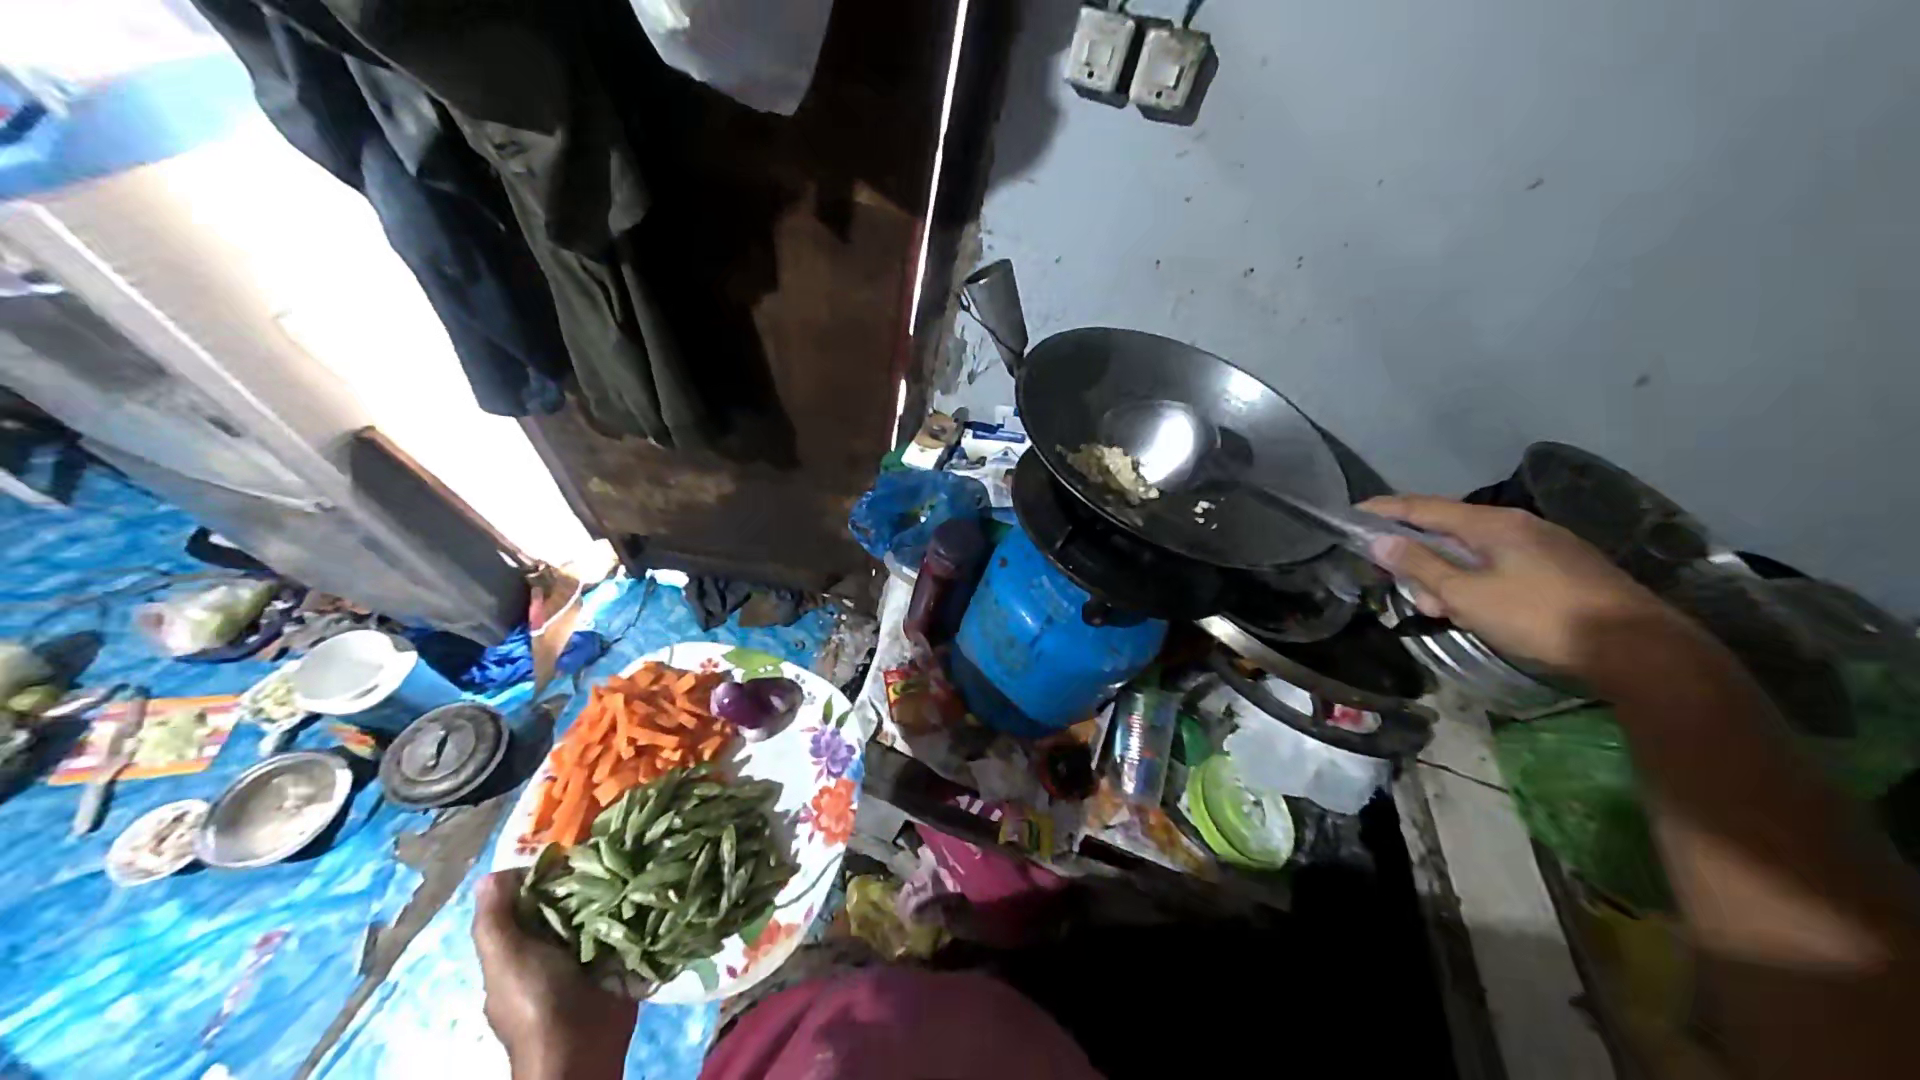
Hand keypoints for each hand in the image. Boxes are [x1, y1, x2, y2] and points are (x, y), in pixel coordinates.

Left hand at [472, 869, 635, 1079]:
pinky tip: (648, 885)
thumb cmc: (536, 1003)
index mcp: (519, 948)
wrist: (581, 1050)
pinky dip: (634, 907)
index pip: (529, 899)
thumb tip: (491, 874)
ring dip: (614, 890)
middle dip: (586, 878)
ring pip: (599, 910)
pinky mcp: (620, 957)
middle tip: (612, 849)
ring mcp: (588, 953)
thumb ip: (495, 921)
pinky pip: (626, 925)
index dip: (545, 873)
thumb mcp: (506, 960)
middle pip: (567, 901)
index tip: (571, 850)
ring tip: (635, 859)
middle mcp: (552, 948)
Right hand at [1359, 495, 1690, 677]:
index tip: (1352, 513)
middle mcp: (1518, 525)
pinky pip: (1500, 566)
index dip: (1385, 510)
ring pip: (1475, 553)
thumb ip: (1420, 566)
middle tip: (1407, 591)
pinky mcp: (1562, 569)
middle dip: (1419, 558)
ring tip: (1444, 611)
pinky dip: (1476, 582)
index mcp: (1492, 524)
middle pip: (1448, 531)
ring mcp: (1545, 546)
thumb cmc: (1540, 617)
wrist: (1639, 650)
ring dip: (1448, 577)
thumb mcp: (1467, 596)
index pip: (1423, 507)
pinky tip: (1479, 611)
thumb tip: (1379, 540)